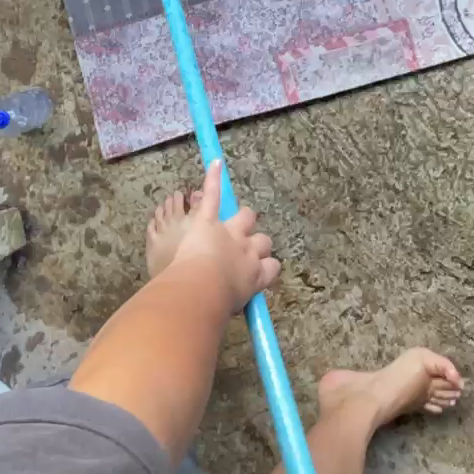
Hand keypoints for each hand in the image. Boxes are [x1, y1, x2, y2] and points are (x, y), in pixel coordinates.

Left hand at [165, 159, 280, 310]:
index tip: (262, 268)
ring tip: (237, 216)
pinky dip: (214, 178)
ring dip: (241, 217)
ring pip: (244, 216)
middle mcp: (247, 250)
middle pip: (262, 239)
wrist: (200, 288)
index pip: (272, 266)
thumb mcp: (233, 309)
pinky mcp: (208, 219)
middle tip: (245, 245)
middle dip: (256, 240)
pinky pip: (213, 194)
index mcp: (256, 274)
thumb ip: (236, 302)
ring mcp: (228, 231)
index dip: (267, 265)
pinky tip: (216, 163)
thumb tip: (231, 309)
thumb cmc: (213, 306)